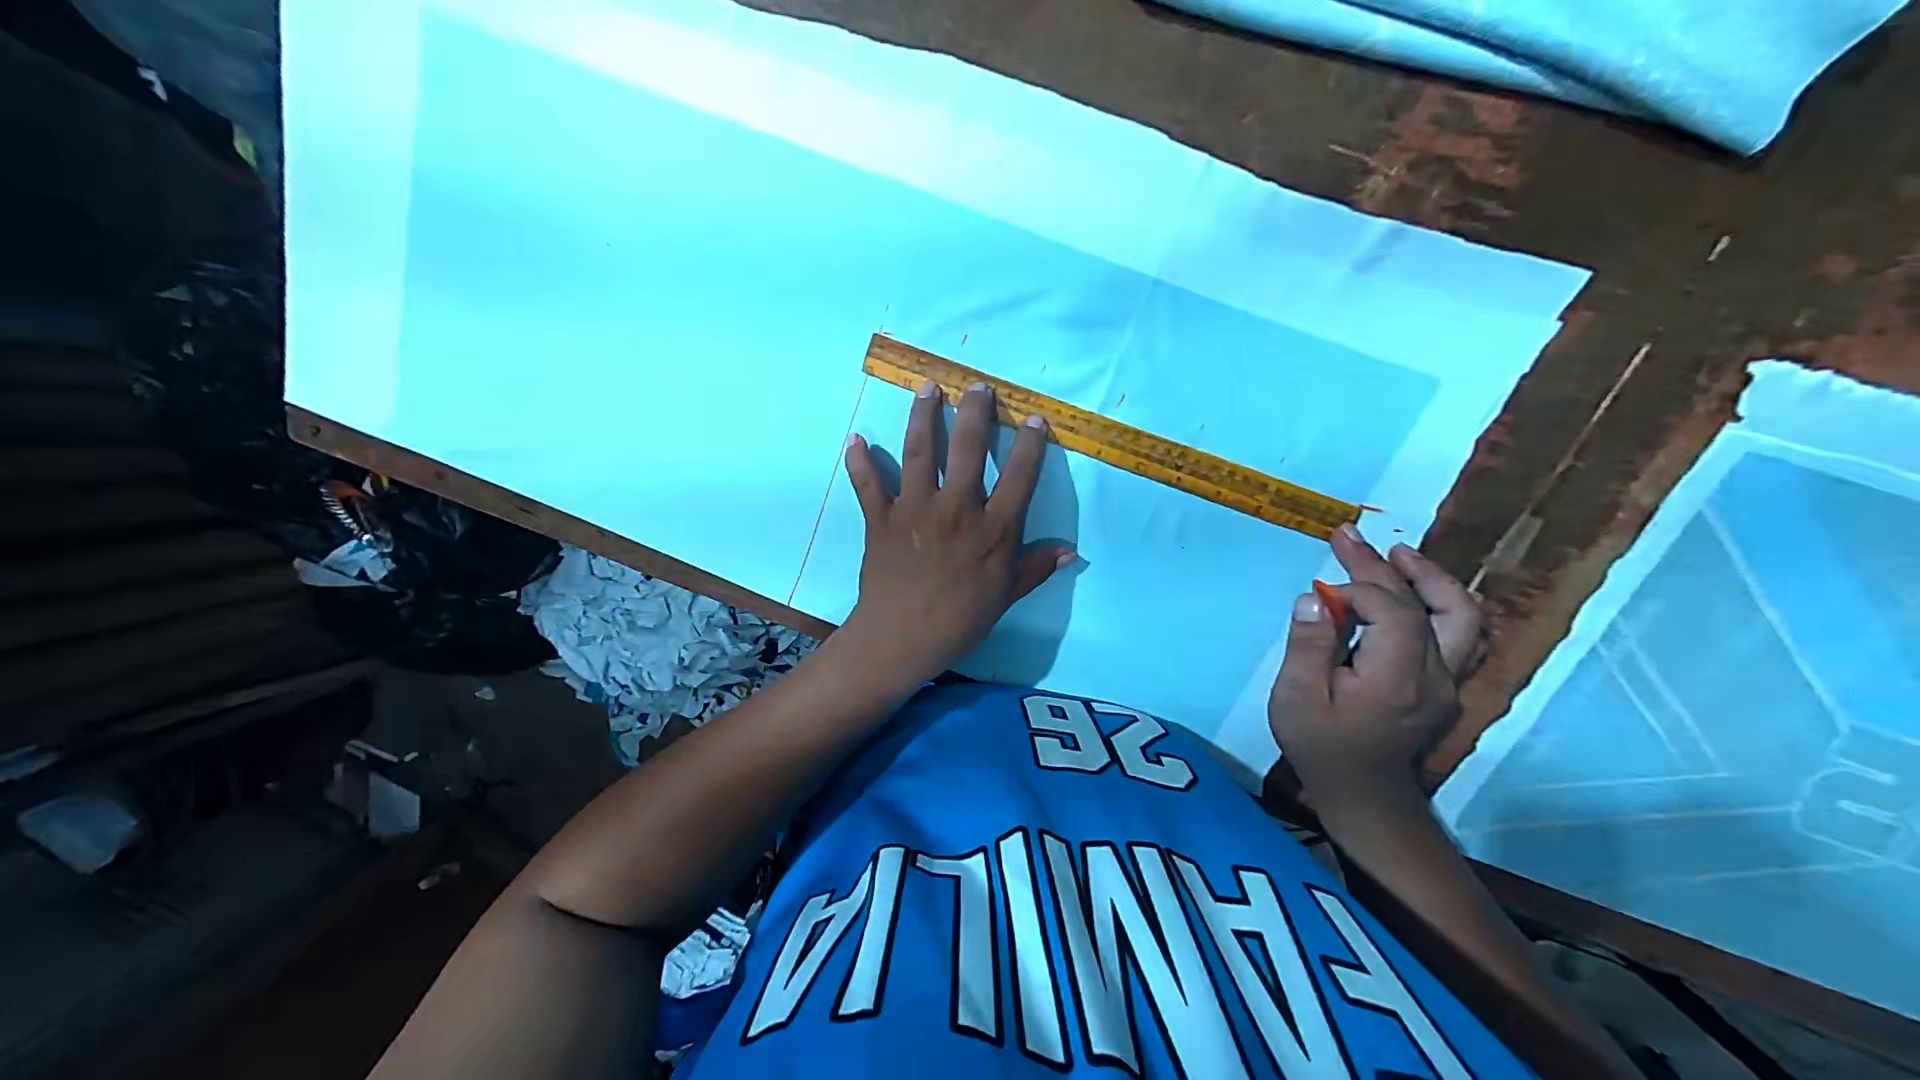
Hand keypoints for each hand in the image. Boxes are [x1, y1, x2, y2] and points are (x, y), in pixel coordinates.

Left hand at [839, 379, 1073, 683]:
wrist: (903, 638)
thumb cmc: (961, 619)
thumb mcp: (1006, 595)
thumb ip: (1036, 567)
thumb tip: (1071, 551)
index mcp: (993, 529)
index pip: (1020, 476)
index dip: (1030, 445)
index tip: (1035, 419)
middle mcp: (957, 509)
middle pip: (969, 448)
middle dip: (975, 411)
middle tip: (977, 386)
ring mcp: (915, 510)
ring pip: (920, 452)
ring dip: (923, 416)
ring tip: (927, 387)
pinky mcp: (881, 519)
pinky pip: (868, 484)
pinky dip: (859, 462)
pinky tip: (854, 439)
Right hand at [1267, 525, 1486, 805]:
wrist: (1365, 797)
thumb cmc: (1322, 748)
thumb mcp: (1296, 700)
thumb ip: (1308, 646)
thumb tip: (1314, 596)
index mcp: (1397, 678)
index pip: (1392, 610)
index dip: (1356, 589)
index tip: (1320, 592)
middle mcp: (1436, 675)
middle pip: (1425, 604)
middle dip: (1382, 566)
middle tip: (1346, 536)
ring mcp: (1449, 682)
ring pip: (1461, 617)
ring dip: (1430, 579)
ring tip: (1398, 553)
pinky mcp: (1446, 686)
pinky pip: (1457, 634)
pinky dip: (1438, 604)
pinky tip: (1414, 591)